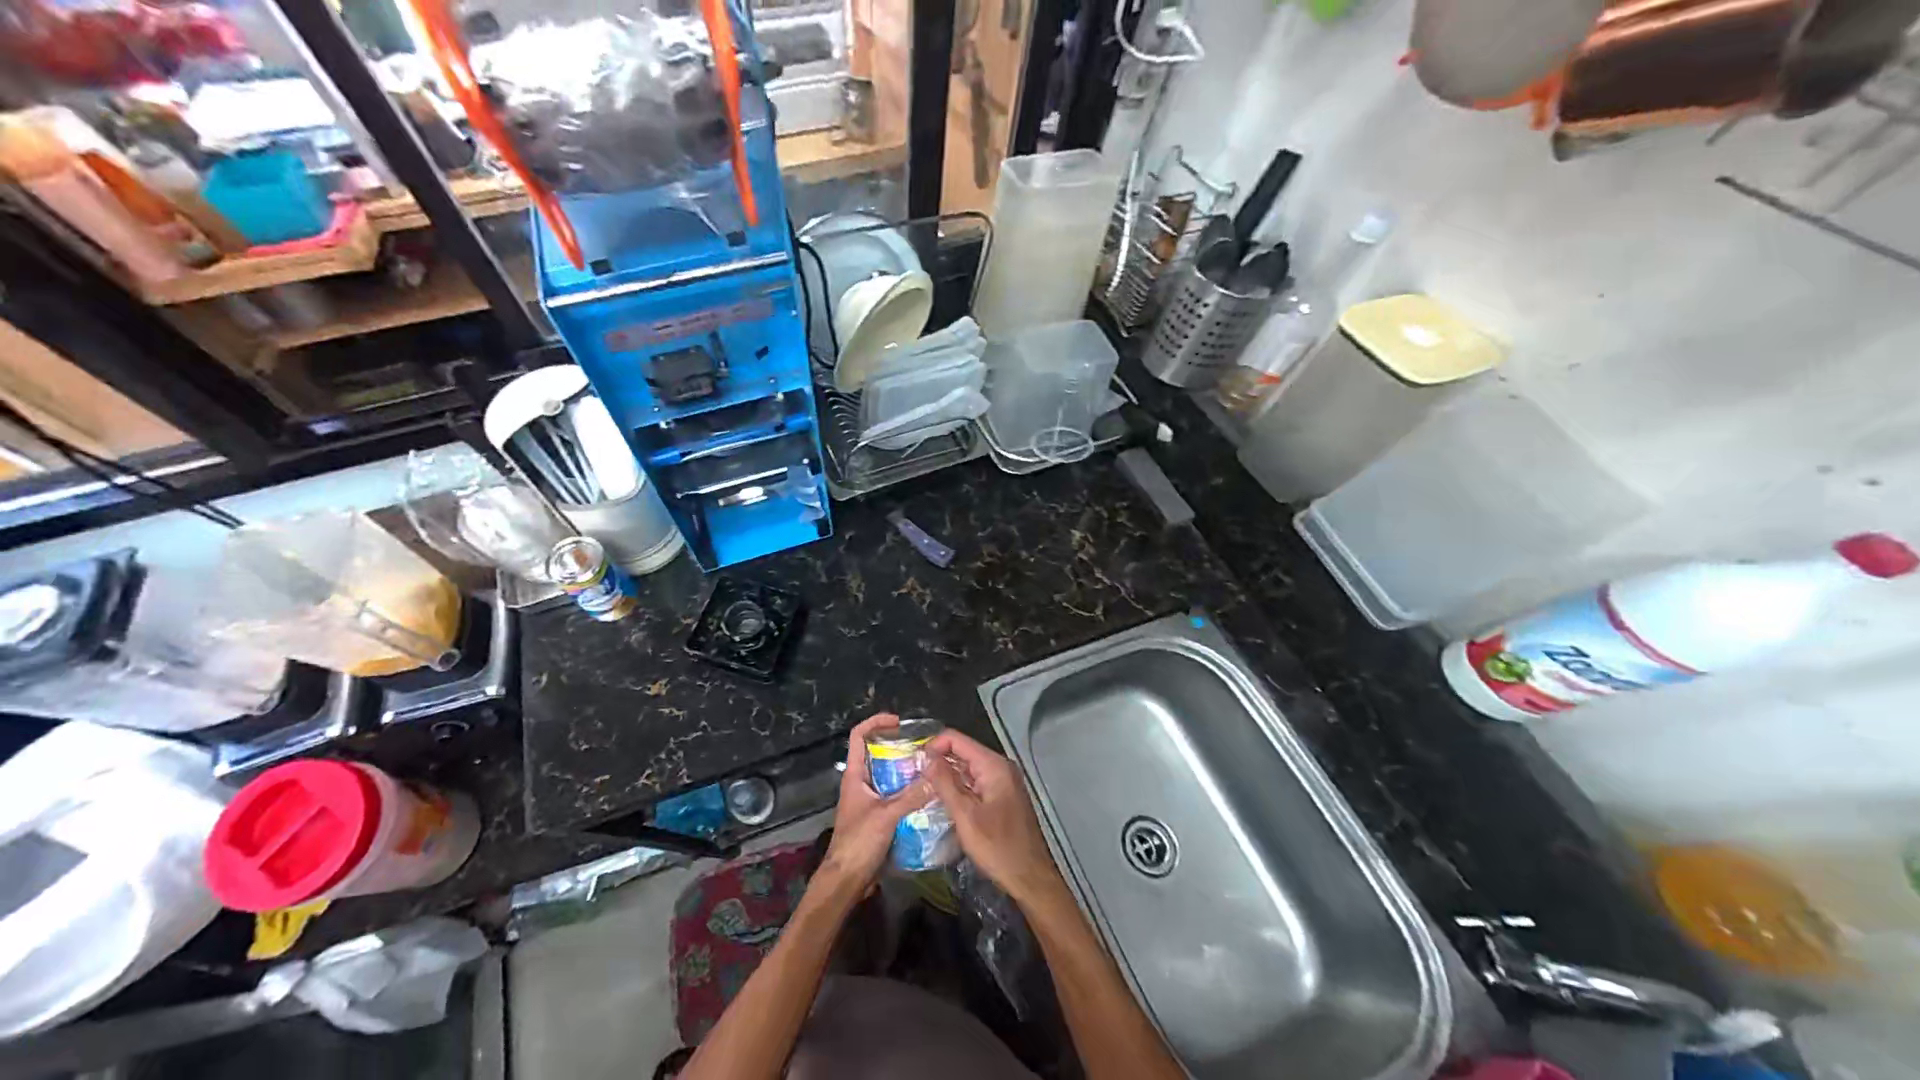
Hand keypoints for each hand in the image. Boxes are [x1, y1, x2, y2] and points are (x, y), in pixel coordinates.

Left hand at [816, 713, 932, 893]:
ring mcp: (869, 801)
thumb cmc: (858, 843)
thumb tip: (935, 775)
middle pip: (877, 755)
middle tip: (924, 747)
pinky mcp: (878, 818)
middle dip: (899, 748)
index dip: (875, 723)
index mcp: (855, 776)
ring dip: (907, 771)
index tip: (898, 722)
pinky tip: (929, 795)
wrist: (846, 881)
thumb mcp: (886, 816)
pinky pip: (896, 796)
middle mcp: (861, 784)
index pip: (858, 737)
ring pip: (889, 777)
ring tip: (931, 767)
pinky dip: (910, 792)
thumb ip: (911, 796)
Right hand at [923, 729, 1065, 905]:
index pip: (957, 739)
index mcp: (994, 766)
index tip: (913, 763)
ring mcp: (1003, 782)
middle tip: (913, 776)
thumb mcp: (965, 815)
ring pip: (968, 768)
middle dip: (937, 761)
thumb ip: (944, 783)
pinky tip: (942, 800)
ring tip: (922, 788)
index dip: (932, 746)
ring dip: (946, 775)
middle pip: (963, 752)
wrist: (1029, 878)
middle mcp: (1000, 767)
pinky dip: (959, 787)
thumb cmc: (998, 848)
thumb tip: (925, 757)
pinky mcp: (1002, 797)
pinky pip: (975, 783)